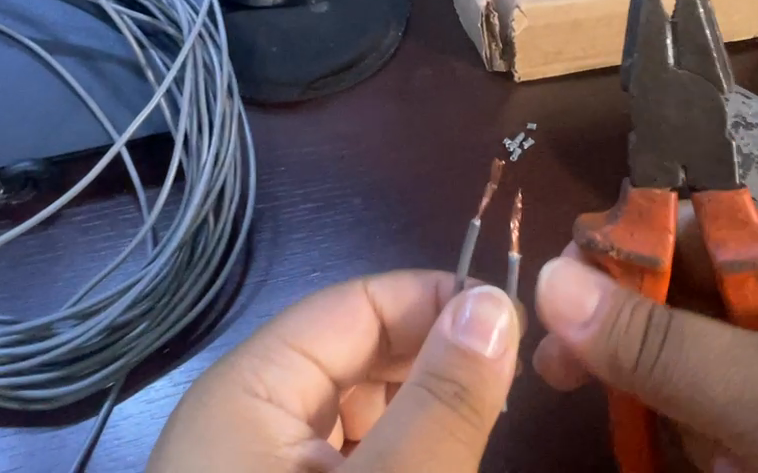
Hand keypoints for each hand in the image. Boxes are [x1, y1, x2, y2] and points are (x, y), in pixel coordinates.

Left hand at [149, 270, 520, 472]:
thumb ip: (439, 403)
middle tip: (508, 387)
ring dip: (418, 410)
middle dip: (432, 358)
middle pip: (355, 353)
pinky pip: (339, 453)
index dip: (436, 301)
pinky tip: (432, 461)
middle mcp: (244, 412)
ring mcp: (251, 465)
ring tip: (477, 426)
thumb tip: (495, 300)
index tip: (513, 324)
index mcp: (248, 383)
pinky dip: (391, 452)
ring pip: (355, 409)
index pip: (356, 303)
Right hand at [533, 210, 757, 472]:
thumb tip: (546, 280)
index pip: (692, 228)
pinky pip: (729, 432)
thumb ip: (662, 343)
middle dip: (631, 338)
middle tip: (561, 375)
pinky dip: (705, 450)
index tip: (557, 296)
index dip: (621, 251)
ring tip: (668, 450)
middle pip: (689, 302)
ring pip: (700, 374)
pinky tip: (709, 471)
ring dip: (668, 404)